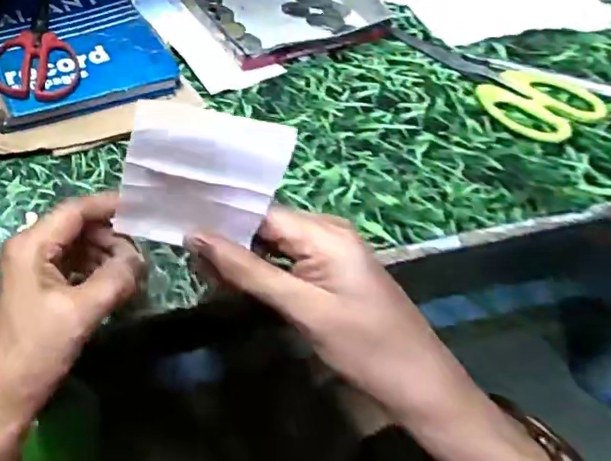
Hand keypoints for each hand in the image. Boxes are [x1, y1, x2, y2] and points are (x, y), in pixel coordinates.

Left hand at [0, 193, 142, 460]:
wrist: (4, 389)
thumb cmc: (37, 347)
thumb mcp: (79, 313)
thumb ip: (111, 280)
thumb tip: (138, 257)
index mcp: (29, 243)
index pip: (71, 211)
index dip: (105, 205)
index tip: (139, 206)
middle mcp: (26, 246)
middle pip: (71, 226)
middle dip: (107, 234)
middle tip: (141, 252)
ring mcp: (28, 266)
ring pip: (71, 246)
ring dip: (100, 252)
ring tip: (132, 269)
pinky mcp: (35, 285)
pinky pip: (66, 265)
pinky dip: (90, 268)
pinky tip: (113, 282)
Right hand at [191, 207, 544, 460]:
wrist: (433, 399)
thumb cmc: (370, 350)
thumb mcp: (303, 310)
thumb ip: (246, 269)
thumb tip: (193, 234)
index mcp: (324, 232)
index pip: (255, 211)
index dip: (216, 215)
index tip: (177, 221)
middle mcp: (326, 230)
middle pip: (259, 223)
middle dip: (224, 239)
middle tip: (190, 258)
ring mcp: (330, 250)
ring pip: (267, 241)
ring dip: (238, 257)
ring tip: (204, 271)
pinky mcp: (330, 270)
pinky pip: (282, 257)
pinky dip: (258, 268)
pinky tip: (233, 280)